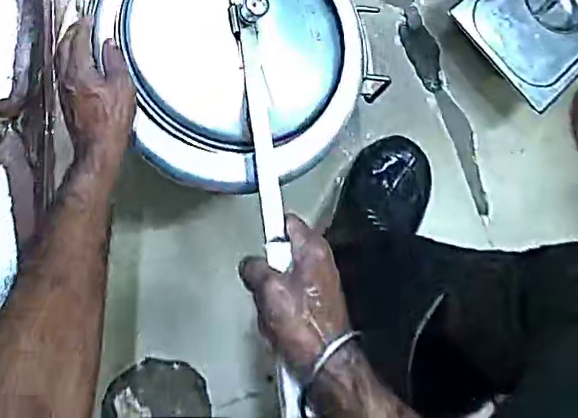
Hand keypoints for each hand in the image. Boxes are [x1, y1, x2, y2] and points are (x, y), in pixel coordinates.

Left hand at [55, 12, 133, 179]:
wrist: (97, 151)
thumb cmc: (111, 122)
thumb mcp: (123, 88)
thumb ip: (115, 62)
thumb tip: (109, 45)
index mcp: (79, 72)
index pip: (77, 41)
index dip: (83, 26)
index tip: (89, 19)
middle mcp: (65, 78)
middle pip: (63, 47)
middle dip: (71, 32)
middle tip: (82, 24)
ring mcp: (63, 90)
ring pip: (59, 58)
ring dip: (67, 44)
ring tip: (78, 38)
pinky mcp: (64, 100)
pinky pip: (61, 69)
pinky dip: (67, 58)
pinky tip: (76, 61)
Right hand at [239, 215, 351, 371]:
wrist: (327, 370)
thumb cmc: (306, 330)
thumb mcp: (268, 289)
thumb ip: (253, 267)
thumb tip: (249, 265)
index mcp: (313, 249)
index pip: (285, 218)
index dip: (268, 217)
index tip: (259, 207)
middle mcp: (321, 263)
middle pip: (280, 250)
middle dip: (266, 267)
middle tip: (263, 282)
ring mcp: (320, 286)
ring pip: (282, 276)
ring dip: (271, 291)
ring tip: (271, 310)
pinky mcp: (317, 307)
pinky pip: (288, 296)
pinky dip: (280, 308)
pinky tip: (278, 324)